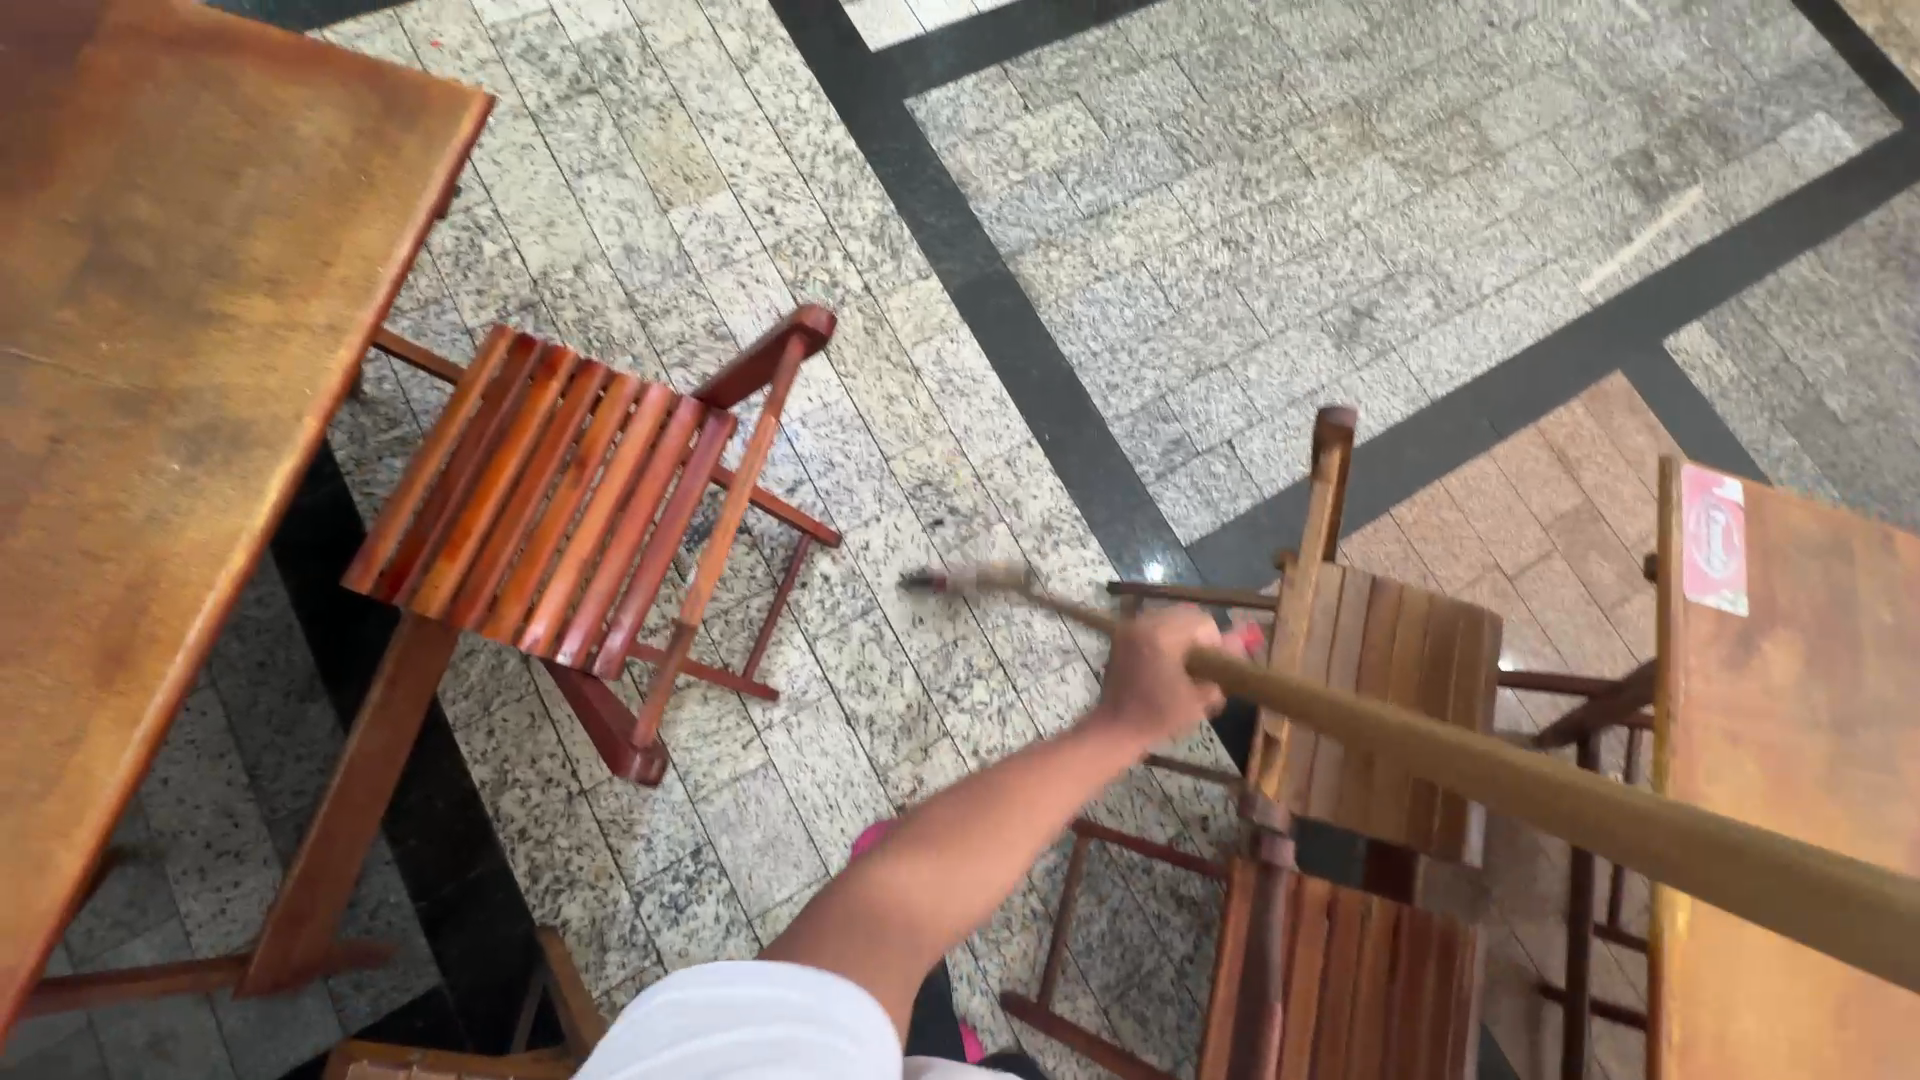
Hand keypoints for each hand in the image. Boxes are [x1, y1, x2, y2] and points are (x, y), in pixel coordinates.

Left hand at [1082, 605, 1240, 746]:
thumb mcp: (1198, 699)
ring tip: (1185, 664)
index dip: (1216, 643)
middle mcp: (1143, 624)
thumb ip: (1220, 670)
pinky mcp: (1121, 637)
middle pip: (1185, 615)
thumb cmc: (1158, 717)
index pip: (1203, 622)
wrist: (1116, 728)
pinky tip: (1166, 661)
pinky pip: (1152, 625)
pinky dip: (1165, 637)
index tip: (1215, 667)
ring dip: (1183, 635)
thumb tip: (1240, 643)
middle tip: (1203, 664)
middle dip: (1199, 637)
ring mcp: (1129, 628)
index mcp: (1161, 636)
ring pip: (1168, 618)